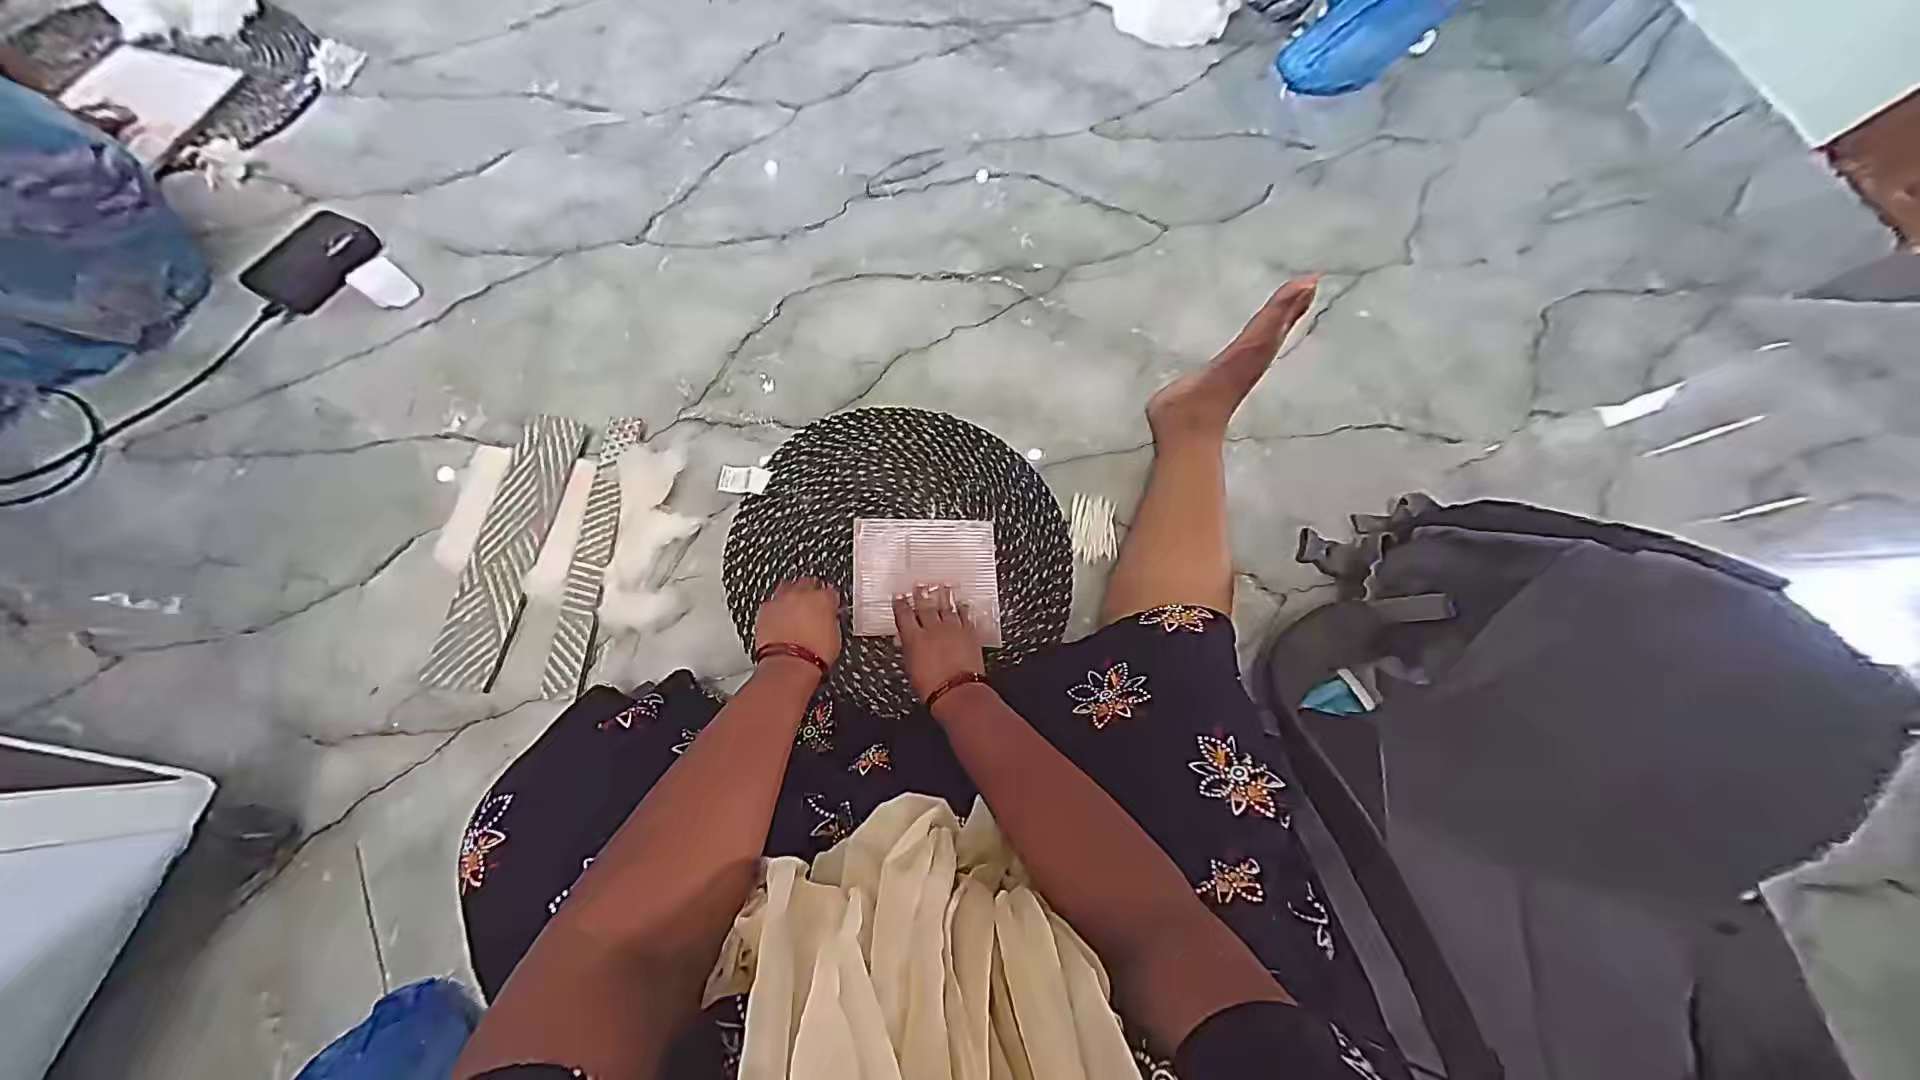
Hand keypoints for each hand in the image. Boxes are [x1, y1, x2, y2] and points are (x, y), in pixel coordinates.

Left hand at [754, 578, 841, 667]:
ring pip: (786, 587)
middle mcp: (802, 594)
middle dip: (810, 590)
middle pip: (807, 582)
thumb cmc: (813, 655)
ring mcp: (782, 600)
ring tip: (793, 607)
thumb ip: (831, 621)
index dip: (830, 600)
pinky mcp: (765, 609)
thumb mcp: (834, 637)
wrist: (789, 665)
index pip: (830, 591)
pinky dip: (775, 608)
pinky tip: (778, 617)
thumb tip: (828, 620)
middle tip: (811, 604)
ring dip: (791, 595)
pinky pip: (771, 602)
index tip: (829, 607)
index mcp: (823, 599)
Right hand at [893, 585, 985, 702]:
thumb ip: (910, 650)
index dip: (900, 605)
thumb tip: (907, 641)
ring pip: (947, 607)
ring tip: (942, 586)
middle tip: (919, 584)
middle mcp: (933, 629)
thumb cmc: (932, 687)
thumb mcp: (911, 668)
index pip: (904, 615)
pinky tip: (963, 604)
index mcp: (914, 638)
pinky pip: (966, 616)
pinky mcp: (969, 633)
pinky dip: (963, 609)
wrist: (957, 691)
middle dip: (921, 594)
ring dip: (944, 595)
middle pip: (925, 606)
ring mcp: (953, 629)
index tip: (899, 597)